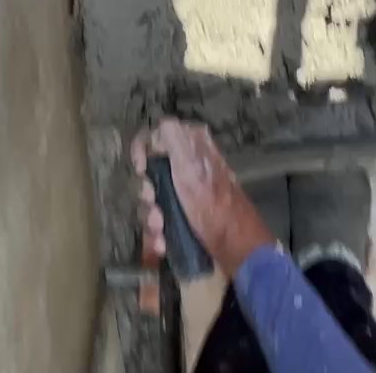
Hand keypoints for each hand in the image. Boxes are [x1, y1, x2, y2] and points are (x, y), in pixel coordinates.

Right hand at [132, 119, 276, 275]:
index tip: (142, 170)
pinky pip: (157, 220)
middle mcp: (185, 165)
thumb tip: (155, 129)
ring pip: (150, 199)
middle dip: (147, 193)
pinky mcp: (183, 215)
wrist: (235, 246)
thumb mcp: (191, 164)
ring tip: (161, 230)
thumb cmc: (212, 203)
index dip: (141, 151)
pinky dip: (157, 232)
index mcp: (189, 145)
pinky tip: (162, 242)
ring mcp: (183, 192)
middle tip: (155, 206)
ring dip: (151, 217)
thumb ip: (172, 137)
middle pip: (148, 172)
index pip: (153, 137)